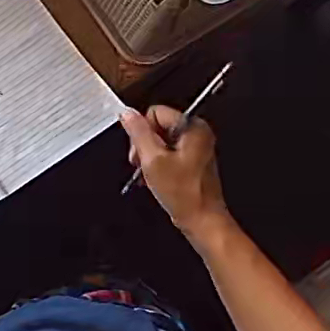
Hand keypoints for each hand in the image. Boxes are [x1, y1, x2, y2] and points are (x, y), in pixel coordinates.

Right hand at [120, 106, 230, 234]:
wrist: (201, 218)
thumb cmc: (184, 193)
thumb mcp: (152, 159)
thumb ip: (138, 133)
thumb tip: (127, 114)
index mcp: (192, 127)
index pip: (155, 113)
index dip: (142, 131)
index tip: (141, 151)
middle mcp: (197, 133)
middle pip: (157, 126)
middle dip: (144, 144)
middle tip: (143, 163)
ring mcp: (195, 147)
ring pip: (160, 140)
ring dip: (149, 156)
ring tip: (149, 172)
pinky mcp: (191, 160)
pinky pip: (167, 152)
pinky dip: (157, 163)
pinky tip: (155, 177)